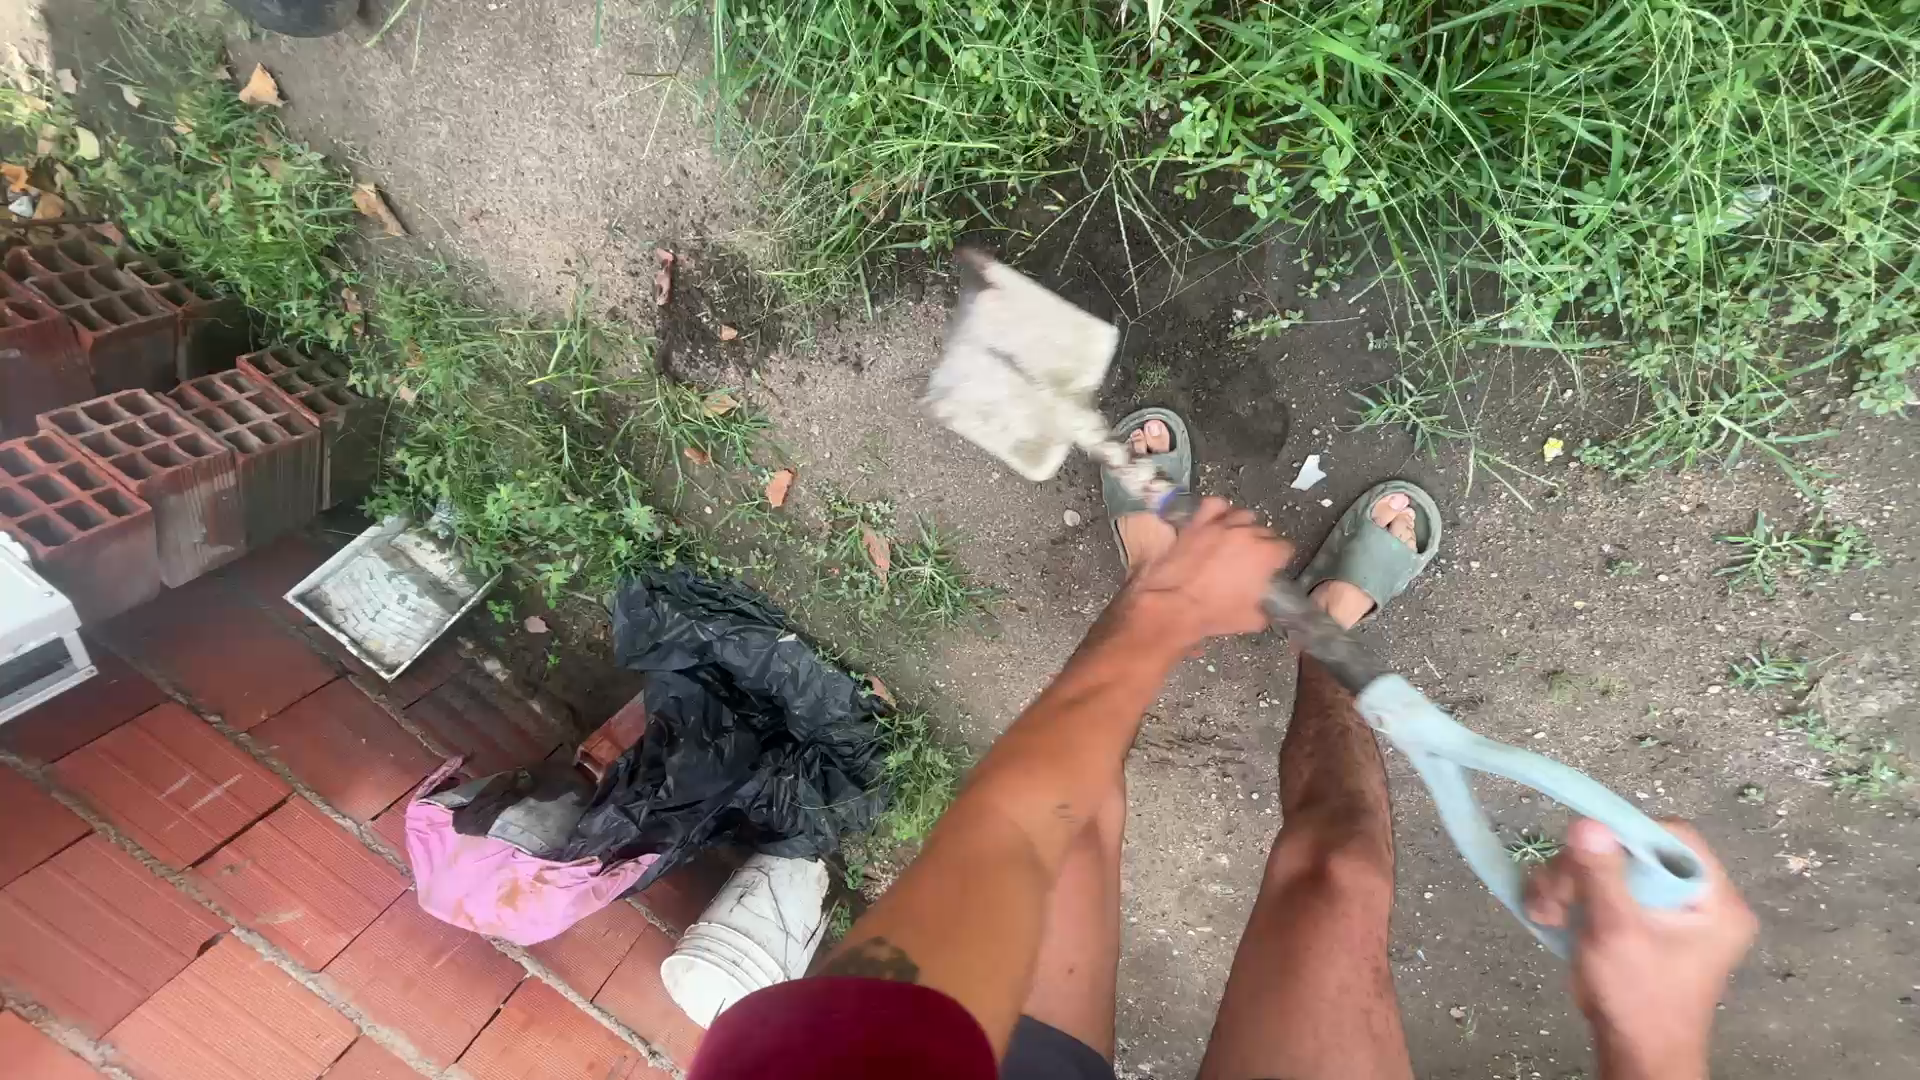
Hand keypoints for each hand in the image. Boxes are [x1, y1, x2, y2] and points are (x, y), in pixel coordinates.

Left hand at [1121, 496, 1292, 641]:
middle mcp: (1246, 533)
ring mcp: (1220, 525)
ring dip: (1243, 526)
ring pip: (1242, 515)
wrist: (1173, 604)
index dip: (1279, 560)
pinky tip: (1216, 521)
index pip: (1285, 549)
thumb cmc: (1214, 613)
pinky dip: (1218, 510)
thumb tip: (1263, 608)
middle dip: (1262, 544)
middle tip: (1251, 560)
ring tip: (1235, 539)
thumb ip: (1263, 609)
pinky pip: (1213, 505)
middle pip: (1264, 531)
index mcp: (1265, 554)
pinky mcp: (1196, 524)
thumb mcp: (1250, 620)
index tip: (1272, 569)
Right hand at [1525, 819, 1756, 1079]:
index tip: (1585, 845)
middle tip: (1557, 893)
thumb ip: (1601, 875)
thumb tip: (1586, 821)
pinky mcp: (1629, 914)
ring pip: (1599, 864)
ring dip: (1562, 883)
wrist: (1632, 1048)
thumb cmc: (1638, 996)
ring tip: (1546, 911)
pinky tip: (1548, 915)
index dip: (1629, 831)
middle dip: (1580, 867)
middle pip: (1626, 849)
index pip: (1675, 837)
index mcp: (1713, 902)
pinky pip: (1589, 883)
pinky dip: (1563, 894)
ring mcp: (1658, 907)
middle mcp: (1691, 898)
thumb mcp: (1616, 931)